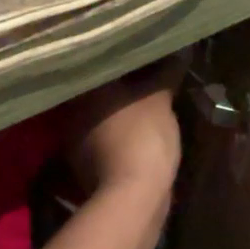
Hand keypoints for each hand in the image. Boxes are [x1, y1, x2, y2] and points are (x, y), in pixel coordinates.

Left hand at [61, 53, 188, 197]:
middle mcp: (71, 113)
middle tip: (142, 74)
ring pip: (98, 118)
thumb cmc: (142, 137)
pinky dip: (116, 136)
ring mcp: (75, 144)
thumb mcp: (160, 99)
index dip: (119, 57)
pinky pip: (103, 142)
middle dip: (116, 84)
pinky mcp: (86, 168)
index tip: (137, 51)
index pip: (96, 62)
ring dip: (115, 112)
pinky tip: (134, 131)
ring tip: (141, 101)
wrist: (134, 198)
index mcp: (83, 90)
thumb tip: (178, 51)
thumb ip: (165, 72)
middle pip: (95, 91)